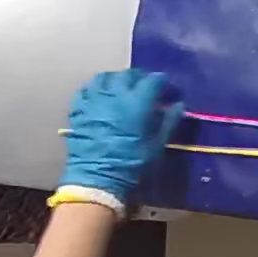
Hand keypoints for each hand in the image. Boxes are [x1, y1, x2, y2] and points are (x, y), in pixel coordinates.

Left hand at [60, 69, 183, 203]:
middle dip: (141, 78)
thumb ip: (169, 122)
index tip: (169, 90)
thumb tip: (178, 105)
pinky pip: (86, 90)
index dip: (163, 82)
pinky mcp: (79, 110)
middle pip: (129, 74)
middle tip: (147, 88)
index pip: (153, 80)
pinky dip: (96, 89)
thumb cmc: (132, 165)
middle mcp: (115, 94)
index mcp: (138, 102)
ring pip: (105, 78)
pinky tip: (101, 97)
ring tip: (123, 88)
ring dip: (117, 79)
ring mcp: (94, 100)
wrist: (97, 182)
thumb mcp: (157, 146)